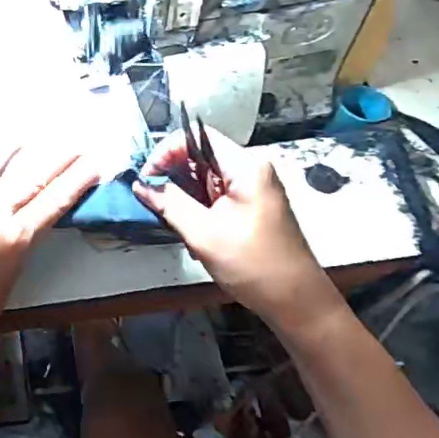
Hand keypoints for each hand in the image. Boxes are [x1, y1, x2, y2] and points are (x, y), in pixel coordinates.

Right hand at [133, 128, 344, 335]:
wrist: (296, 300)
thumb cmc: (254, 266)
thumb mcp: (203, 234)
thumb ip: (169, 204)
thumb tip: (141, 185)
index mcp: (246, 167)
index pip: (197, 137)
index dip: (166, 152)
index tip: (148, 179)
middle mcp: (252, 170)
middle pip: (201, 156)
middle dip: (174, 177)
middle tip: (156, 202)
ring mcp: (254, 188)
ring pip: (206, 178)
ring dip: (186, 197)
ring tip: (176, 222)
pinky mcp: (253, 205)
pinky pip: (217, 195)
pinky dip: (200, 208)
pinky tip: (195, 233)